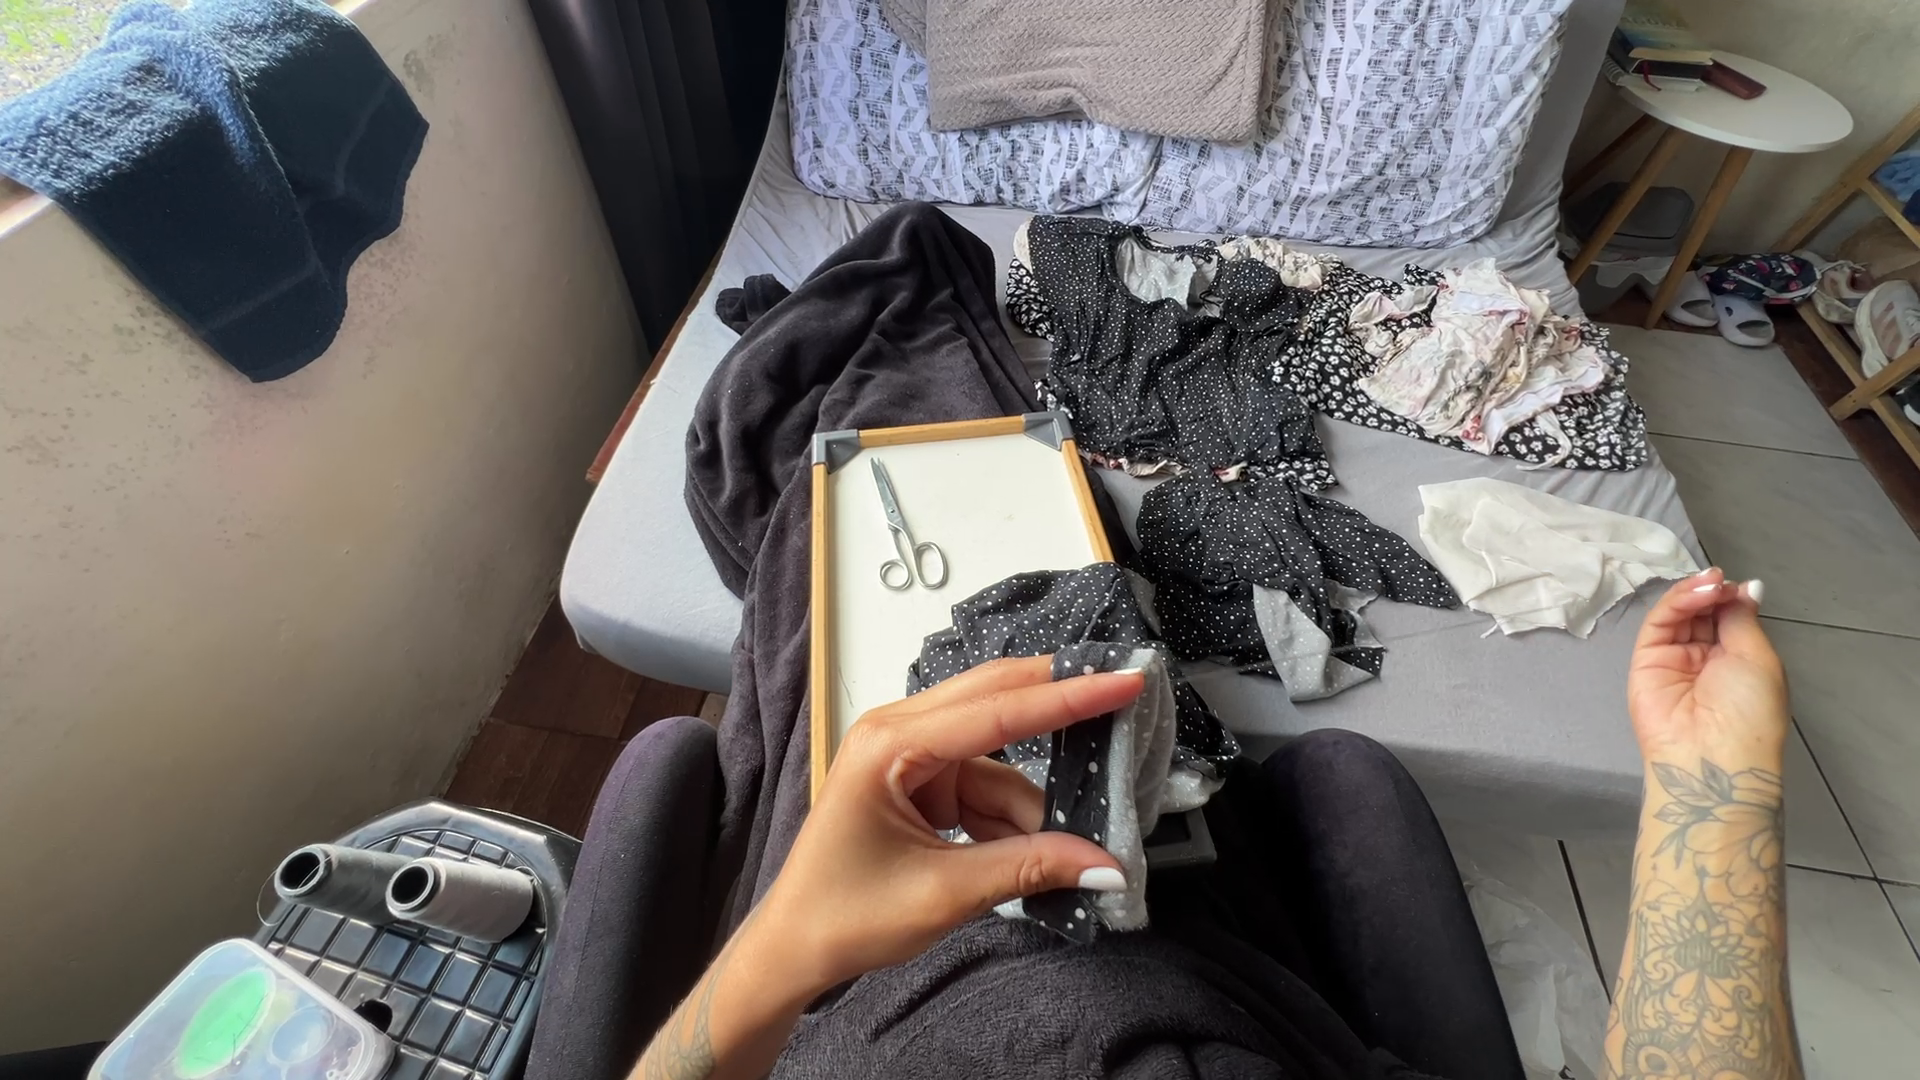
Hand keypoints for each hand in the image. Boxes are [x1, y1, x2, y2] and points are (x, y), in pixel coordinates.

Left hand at [747, 656, 1139, 995]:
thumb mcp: (943, 893)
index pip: (996, 709)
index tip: (1122, 679)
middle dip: (1059, 705)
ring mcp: (912, 753)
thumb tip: (1107, 865)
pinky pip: (986, 784)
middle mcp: (901, 730)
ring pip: (998, 759)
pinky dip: (1012, 819)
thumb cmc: (846, 915)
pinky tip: (1030, 853)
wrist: (793, 946)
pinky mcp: (923, 777)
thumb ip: (1028, 868)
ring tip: (1069, 853)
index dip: (1066, 695)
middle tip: (1124, 697)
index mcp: (892, 743)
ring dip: (1032, 805)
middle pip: (996, 701)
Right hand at [1627, 568, 1788, 761]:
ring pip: (1679, 614)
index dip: (1731, 599)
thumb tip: (1744, 587)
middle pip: (1703, 614)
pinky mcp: (1644, 656)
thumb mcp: (1758, 660)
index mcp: (1739, 659)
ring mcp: (1673, 655)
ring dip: (1693, 594)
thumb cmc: (1748, 709)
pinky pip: (1658, 624)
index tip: (1736, 584)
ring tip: (1708, 582)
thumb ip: (1741, 621)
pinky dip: (1674, 604)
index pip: (1730, 620)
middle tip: (1719, 580)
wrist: (1708, 747)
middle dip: (1711, 593)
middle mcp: (1705, 655)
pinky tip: (1694, 593)